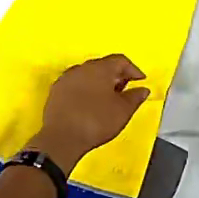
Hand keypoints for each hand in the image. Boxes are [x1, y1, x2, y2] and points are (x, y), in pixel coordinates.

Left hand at [30, 55, 151, 171]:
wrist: (62, 137)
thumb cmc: (95, 121)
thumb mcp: (123, 110)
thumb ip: (135, 97)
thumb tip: (142, 90)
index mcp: (99, 68)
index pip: (120, 60)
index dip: (133, 70)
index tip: (139, 81)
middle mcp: (81, 68)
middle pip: (103, 65)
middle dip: (116, 76)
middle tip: (125, 90)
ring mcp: (65, 79)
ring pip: (87, 75)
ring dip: (99, 83)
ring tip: (108, 99)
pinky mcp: (56, 91)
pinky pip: (75, 85)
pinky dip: (85, 90)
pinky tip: (90, 105)